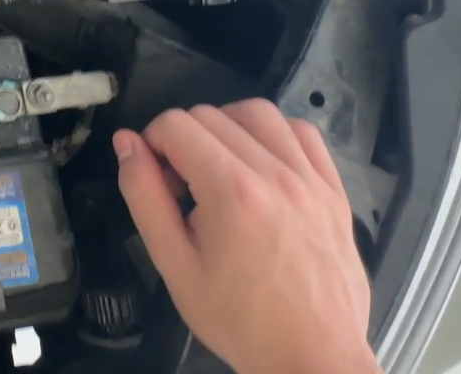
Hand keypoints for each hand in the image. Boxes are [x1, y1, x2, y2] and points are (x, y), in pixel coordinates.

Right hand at [114, 101, 377, 373]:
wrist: (314, 362)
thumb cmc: (239, 318)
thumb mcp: (172, 262)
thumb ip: (143, 194)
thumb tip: (126, 142)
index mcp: (232, 191)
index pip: (174, 124)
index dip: (152, 144)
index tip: (158, 180)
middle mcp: (275, 174)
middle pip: (209, 114)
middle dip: (182, 139)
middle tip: (182, 185)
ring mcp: (310, 180)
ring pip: (256, 111)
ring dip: (227, 126)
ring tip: (219, 164)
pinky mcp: (335, 192)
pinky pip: (303, 133)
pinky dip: (275, 134)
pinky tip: (261, 162)